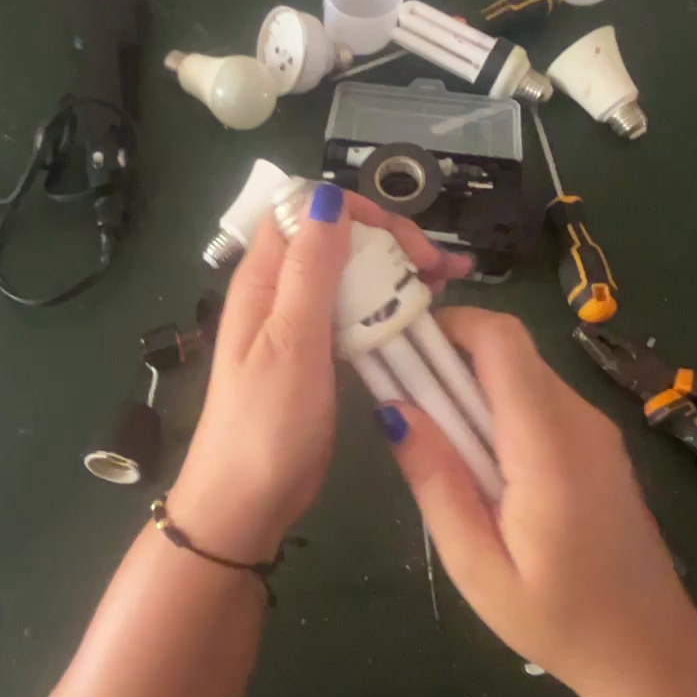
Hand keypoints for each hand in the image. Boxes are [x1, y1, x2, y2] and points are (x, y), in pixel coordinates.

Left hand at [168, 187, 471, 562]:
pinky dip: (390, 307)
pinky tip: (425, 315)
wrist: (247, 500)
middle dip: (390, 240)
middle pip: (337, 240)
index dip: (356, 210)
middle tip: (441, 267)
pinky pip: (357, 314)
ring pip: (352, 276)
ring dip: (397, 272)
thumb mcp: (290, 340)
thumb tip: (327, 197)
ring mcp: (302, 325)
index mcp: (263, 279)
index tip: (403, 239)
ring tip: (449, 283)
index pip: (305, 211)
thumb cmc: (264, 423)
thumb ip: (309, 269)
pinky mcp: (321, 355)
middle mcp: (281, 292)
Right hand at [378, 308, 690, 691]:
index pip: (501, 342)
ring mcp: (595, 428)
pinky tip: (477, 458)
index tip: (400, 343)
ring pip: (522, 372)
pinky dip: (497, 406)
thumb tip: (393, 408)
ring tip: (433, 435)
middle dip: (448, 355)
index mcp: (549, 447)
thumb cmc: (558, 619)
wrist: (650, 651)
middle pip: (508, 350)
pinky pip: (538, 399)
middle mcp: (579, 420)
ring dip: (470, 384)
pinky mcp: (597, 442)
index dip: (448, 324)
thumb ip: (437, 481)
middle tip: (400, 393)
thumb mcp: (476, 564)